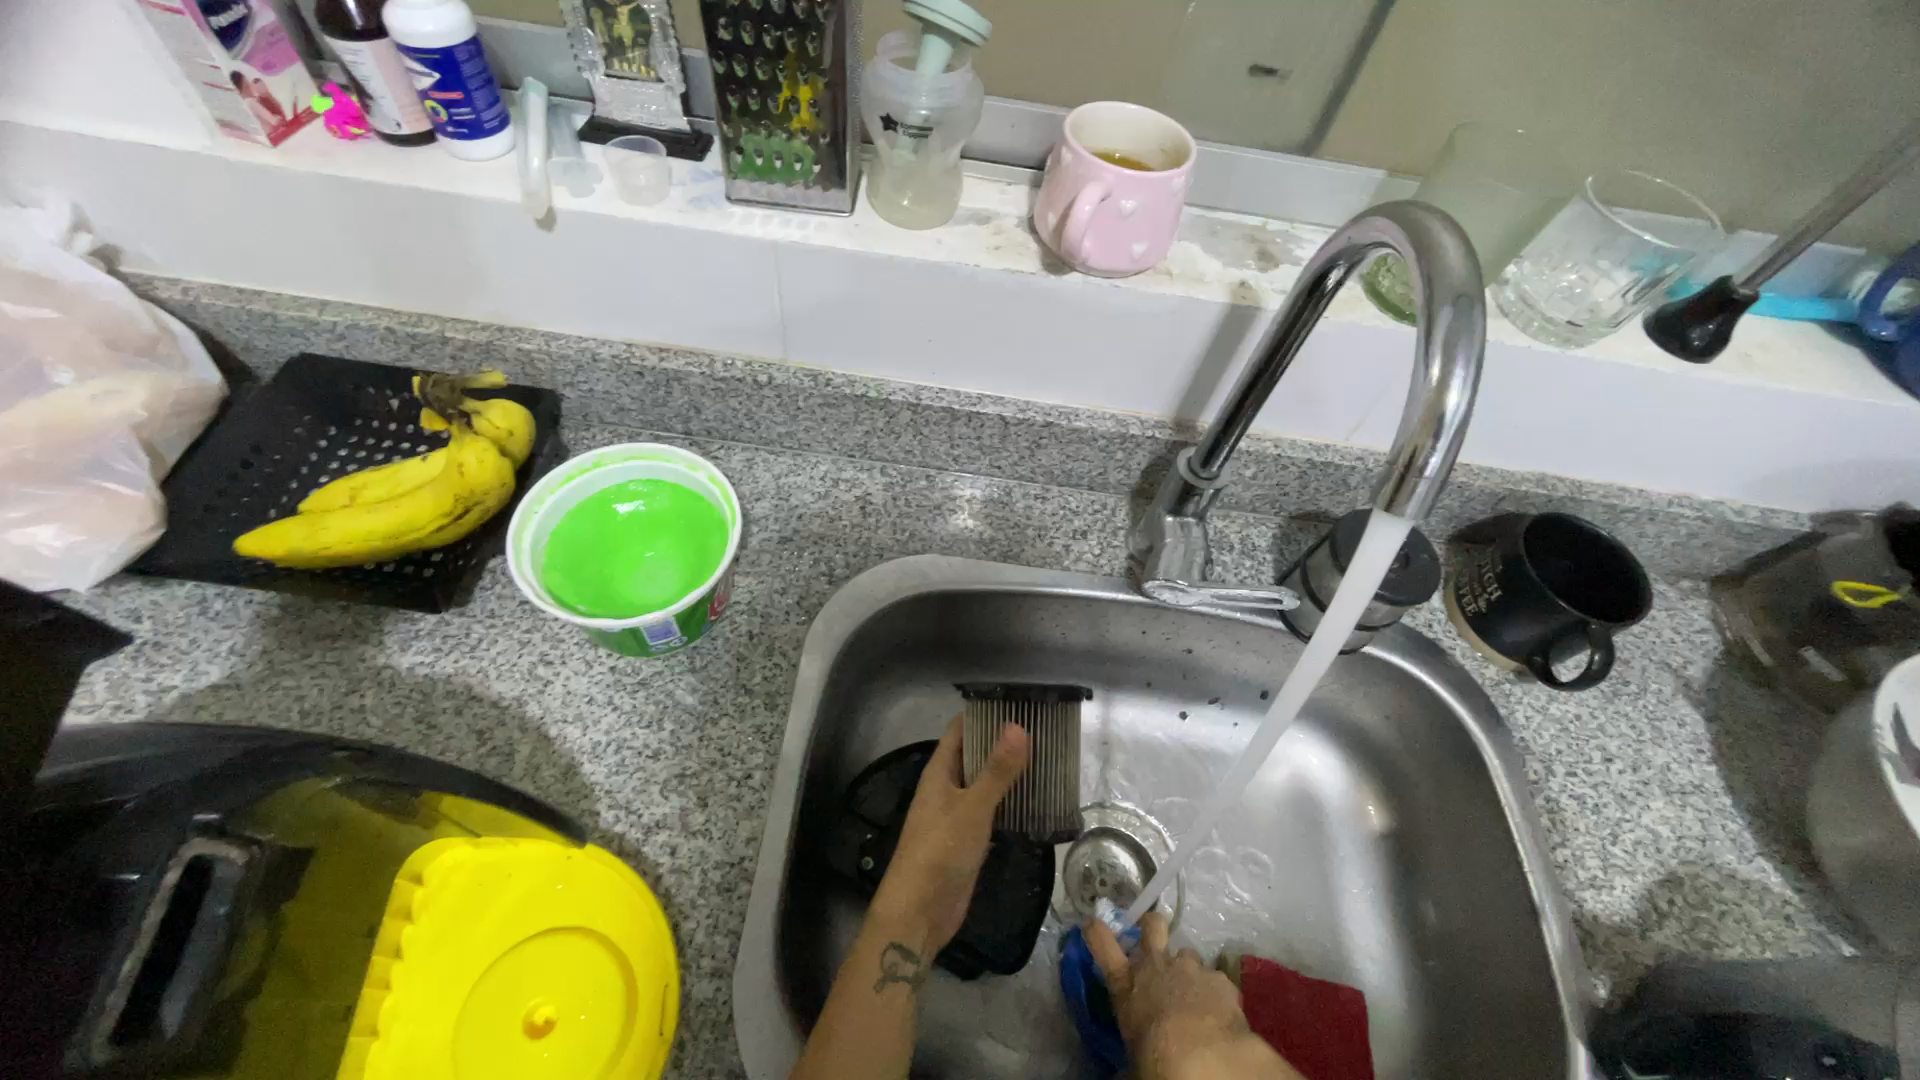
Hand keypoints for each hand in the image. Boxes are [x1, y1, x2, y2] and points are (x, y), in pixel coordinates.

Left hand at [870, 715, 1028, 952]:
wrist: (920, 910)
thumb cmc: (940, 850)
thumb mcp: (972, 807)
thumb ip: (997, 770)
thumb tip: (1018, 726)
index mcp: (939, 773)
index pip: (960, 730)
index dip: (984, 714)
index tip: (1018, 701)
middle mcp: (946, 789)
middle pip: (974, 756)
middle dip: (1003, 743)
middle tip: (1043, 729)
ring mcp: (956, 815)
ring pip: (984, 785)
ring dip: (1008, 774)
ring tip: (1047, 758)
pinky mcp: (968, 841)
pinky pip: (991, 812)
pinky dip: (1010, 804)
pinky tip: (1036, 800)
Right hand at [1086, 912, 1303, 1079]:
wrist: (1204, 1059)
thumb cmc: (1154, 1059)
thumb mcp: (1131, 1060)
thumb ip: (1127, 1057)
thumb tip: (1122, 1075)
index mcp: (1126, 984)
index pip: (1101, 942)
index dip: (1096, 931)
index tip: (1093, 925)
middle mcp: (1156, 966)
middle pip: (1152, 925)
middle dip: (1153, 926)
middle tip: (1156, 941)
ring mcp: (1190, 968)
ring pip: (1188, 954)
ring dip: (1188, 970)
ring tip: (1194, 995)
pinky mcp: (1220, 979)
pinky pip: (1216, 981)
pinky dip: (1217, 995)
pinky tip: (1221, 1015)